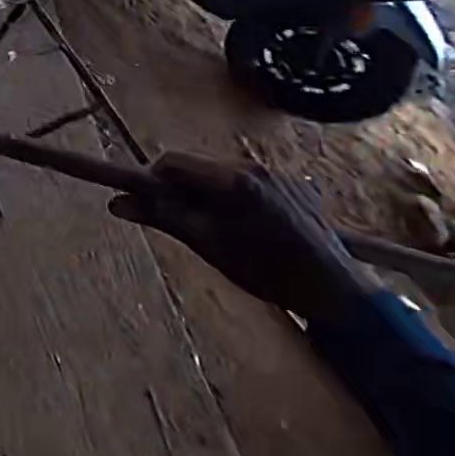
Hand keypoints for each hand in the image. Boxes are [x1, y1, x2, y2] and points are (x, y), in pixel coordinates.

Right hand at [109, 153, 374, 319]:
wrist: (339, 294)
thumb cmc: (266, 270)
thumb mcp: (205, 243)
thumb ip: (160, 216)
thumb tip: (115, 203)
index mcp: (230, 179)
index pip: (171, 161)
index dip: (152, 179)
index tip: (148, 202)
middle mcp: (252, 167)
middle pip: (195, 163)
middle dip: (180, 185)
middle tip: (181, 217)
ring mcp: (277, 173)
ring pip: (219, 170)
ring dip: (206, 190)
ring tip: (216, 224)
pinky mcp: (294, 184)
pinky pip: (246, 179)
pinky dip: (233, 193)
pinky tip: (246, 223)